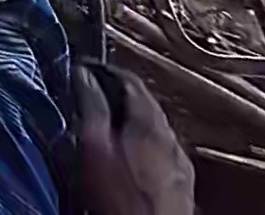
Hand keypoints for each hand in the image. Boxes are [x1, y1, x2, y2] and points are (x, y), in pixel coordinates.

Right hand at [76, 66, 193, 214]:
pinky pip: (161, 148)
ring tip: (103, 119)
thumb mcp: (93, 144)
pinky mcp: (183, 187)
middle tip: (88, 91)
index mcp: (150, 125)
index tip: (80, 68)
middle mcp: (172, 140)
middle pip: (145, 102)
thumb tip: (82, 72)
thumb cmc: (118, 195)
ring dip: (130, 115)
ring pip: (154, 126)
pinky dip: (141, 137)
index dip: (104, 68)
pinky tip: (126, 150)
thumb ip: (90, 105)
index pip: (130, 80)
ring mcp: (181, 166)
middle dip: (117, 91)